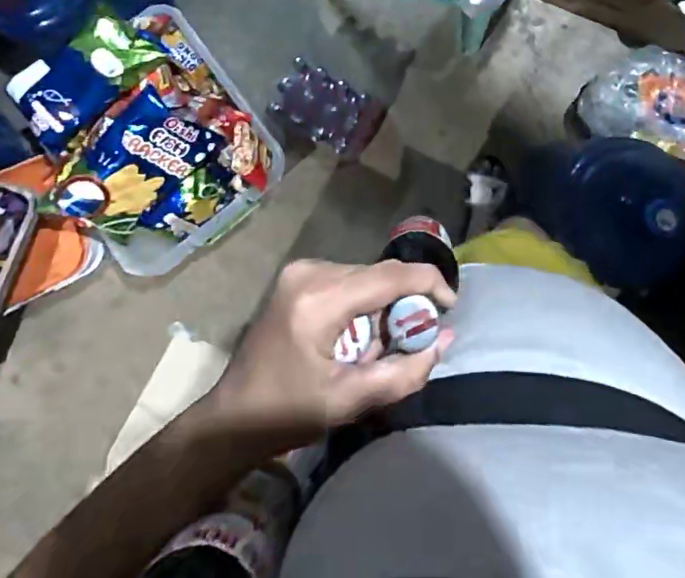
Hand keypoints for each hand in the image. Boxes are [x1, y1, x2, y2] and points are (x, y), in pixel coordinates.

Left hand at [201, 258, 456, 447]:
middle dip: (404, 303)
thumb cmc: (288, 412)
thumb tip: (444, 338)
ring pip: (364, 276)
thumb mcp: (351, 400)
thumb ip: (403, 371)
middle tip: (413, 342)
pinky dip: (362, 304)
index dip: (428, 283)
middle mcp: (310, 272)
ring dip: (382, 306)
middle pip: (378, 275)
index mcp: (320, 300)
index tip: (451, 305)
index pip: (389, 275)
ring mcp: (300, 271)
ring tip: (376, 348)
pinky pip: (346, 280)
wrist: (233, 414)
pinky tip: (355, 337)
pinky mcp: (296, 277)